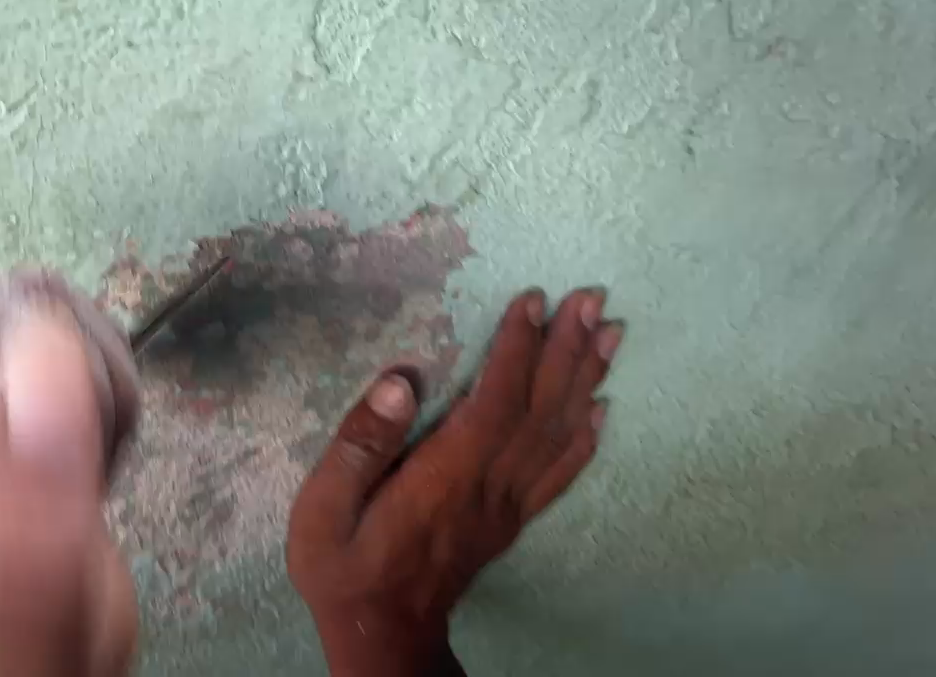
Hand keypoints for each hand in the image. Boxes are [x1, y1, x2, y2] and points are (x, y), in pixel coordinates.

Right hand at [286, 288, 621, 676]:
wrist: (382, 634)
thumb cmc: (343, 565)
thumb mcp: (325, 505)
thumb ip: (360, 443)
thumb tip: (400, 381)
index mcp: (445, 475)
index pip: (494, 400)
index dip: (517, 348)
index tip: (534, 301)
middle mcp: (489, 486)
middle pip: (540, 409)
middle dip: (568, 350)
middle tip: (594, 300)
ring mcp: (507, 505)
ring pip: (559, 434)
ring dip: (586, 380)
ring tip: (610, 335)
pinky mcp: (510, 518)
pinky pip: (560, 472)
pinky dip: (586, 436)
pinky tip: (601, 409)